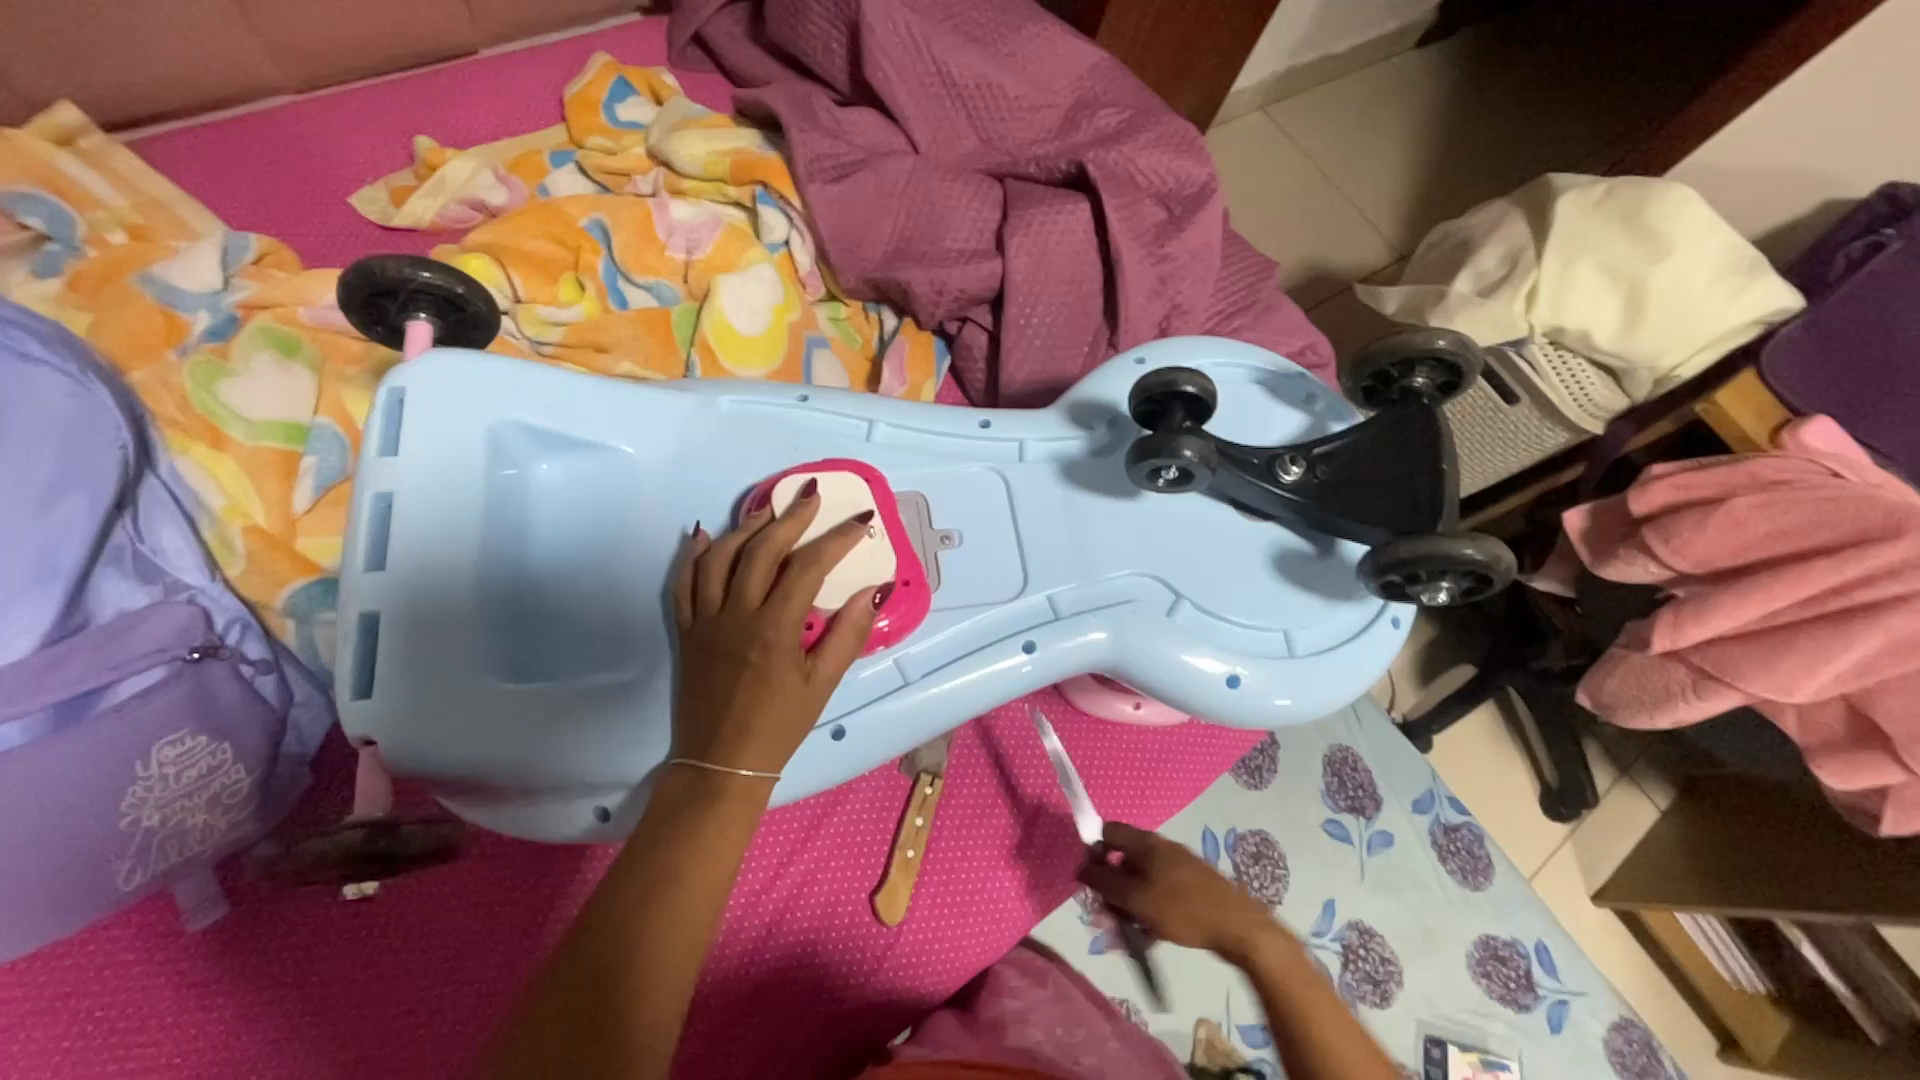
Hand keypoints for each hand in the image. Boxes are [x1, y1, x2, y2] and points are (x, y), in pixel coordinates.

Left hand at [670, 481, 882, 775]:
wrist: (722, 762)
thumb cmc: (780, 726)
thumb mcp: (823, 685)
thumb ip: (848, 634)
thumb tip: (874, 591)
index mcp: (775, 629)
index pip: (808, 567)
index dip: (836, 539)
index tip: (860, 521)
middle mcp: (737, 615)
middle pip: (763, 550)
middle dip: (792, 518)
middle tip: (812, 496)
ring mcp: (706, 621)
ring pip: (721, 558)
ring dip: (745, 528)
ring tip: (768, 510)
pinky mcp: (687, 632)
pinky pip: (684, 584)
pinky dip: (694, 555)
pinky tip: (705, 535)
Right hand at [1077, 821, 1280, 962]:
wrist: (1239, 928)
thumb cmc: (1183, 909)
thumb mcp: (1137, 899)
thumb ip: (1105, 883)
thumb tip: (1080, 868)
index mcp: (1146, 843)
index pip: (1108, 832)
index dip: (1093, 851)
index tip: (1089, 881)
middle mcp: (1160, 849)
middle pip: (1122, 860)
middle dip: (1110, 888)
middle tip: (1105, 917)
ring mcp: (1176, 868)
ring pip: (1139, 882)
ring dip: (1127, 905)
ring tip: (1123, 934)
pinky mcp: (1189, 888)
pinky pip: (1157, 895)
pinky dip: (1147, 911)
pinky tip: (1146, 938)